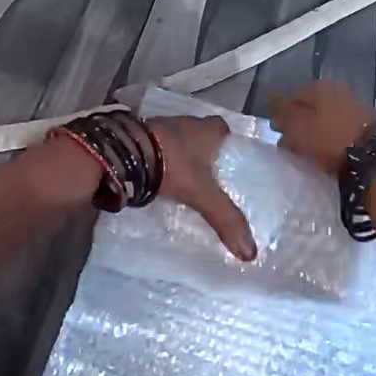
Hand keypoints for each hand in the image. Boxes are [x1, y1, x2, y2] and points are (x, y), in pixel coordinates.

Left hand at [148, 115, 256, 262]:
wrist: (124, 153)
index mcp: (207, 129)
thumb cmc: (171, 165)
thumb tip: (250, 253)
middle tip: (210, 177)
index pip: (224, 130)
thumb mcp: (201, 194)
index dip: (228, 144)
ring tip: (186, 180)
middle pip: (201, 136)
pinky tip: (161, 177)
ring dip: (182, 157)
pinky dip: (162, 159)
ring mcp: (160, 127)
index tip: (230, 163)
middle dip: (205, 154)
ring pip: (178, 142)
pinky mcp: (140, 136)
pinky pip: (158, 147)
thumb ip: (225, 219)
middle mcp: (186, 122)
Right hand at [267, 80, 375, 177]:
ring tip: (310, 150)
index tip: (279, 132)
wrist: (370, 158)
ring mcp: (356, 106)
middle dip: (301, 122)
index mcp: (320, 87)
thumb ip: (281, 112)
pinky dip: (333, 137)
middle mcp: (339, 90)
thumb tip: (272, 100)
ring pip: (328, 117)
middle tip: (292, 142)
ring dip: (318, 130)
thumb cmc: (327, 140)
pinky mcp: (368, 124)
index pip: (293, 96)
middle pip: (312, 106)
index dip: (283, 115)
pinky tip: (329, 151)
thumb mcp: (296, 127)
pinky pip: (342, 128)